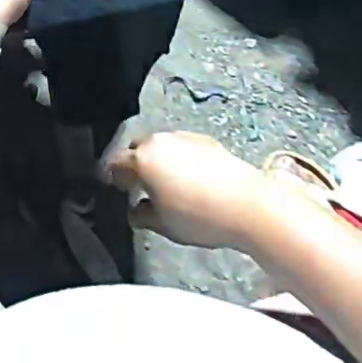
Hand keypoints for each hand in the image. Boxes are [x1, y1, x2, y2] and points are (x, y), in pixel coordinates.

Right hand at [103, 132, 277, 249]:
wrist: (249, 205)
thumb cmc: (200, 217)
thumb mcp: (165, 226)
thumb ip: (143, 216)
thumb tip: (134, 212)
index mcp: (141, 160)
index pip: (116, 163)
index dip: (112, 176)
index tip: (115, 188)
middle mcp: (156, 141)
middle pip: (136, 149)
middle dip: (134, 164)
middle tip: (140, 185)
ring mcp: (180, 137)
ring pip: (159, 145)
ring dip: (157, 159)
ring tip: (169, 182)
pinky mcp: (203, 138)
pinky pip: (181, 146)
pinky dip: (180, 158)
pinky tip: (193, 178)